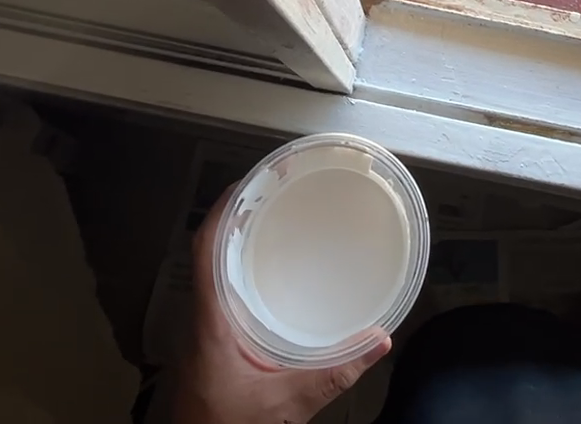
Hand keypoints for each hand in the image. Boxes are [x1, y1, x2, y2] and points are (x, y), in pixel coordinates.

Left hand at [173, 189, 390, 423]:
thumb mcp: (283, 406)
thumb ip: (332, 374)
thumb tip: (380, 340)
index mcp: (210, 319)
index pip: (206, 247)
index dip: (225, 207)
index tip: (252, 180)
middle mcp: (201, 317)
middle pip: (210, 250)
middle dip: (239, 214)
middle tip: (275, 191)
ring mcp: (202, 331)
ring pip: (214, 269)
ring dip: (238, 239)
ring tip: (274, 218)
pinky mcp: (209, 344)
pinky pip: (221, 290)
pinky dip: (241, 267)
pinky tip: (268, 271)